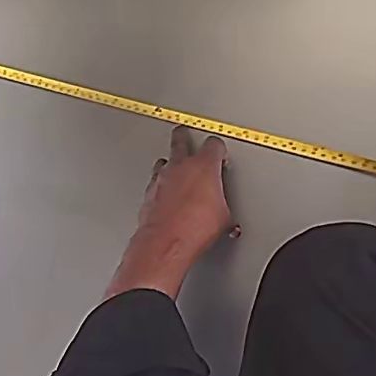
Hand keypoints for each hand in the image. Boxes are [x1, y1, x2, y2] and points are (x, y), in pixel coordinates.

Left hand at [107, 127, 234, 298]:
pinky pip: (154, 181)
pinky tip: (163, 191)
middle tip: (184, 132)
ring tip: (173, 163)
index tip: (220, 155)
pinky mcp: (148, 193)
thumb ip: (225, 211)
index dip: (219, 149)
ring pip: (164, 160)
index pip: (214, 144)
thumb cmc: (193, 228)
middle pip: (180, 139)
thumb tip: (226, 221)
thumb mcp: (223, 219)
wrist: (166, 242)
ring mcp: (161, 178)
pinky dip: (160, 184)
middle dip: (184, 135)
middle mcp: (180, 167)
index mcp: (204, 166)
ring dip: (169, 161)